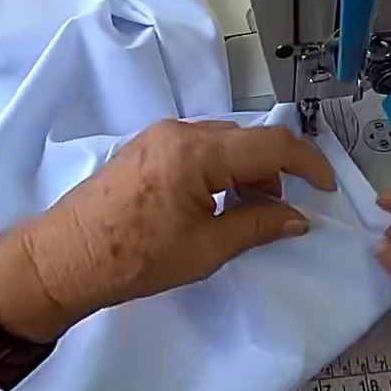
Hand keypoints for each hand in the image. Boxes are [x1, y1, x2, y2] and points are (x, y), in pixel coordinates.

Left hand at [0, 120, 335, 342]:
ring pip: (221, 143)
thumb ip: (258, 225)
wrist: (65, 258)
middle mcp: (177, 131)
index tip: (325, 188)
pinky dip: (216, 170)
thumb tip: (297, 218)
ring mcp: (156, 136)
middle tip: (277, 213)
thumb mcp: (205, 248)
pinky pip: (195, 149)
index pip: (271, 143)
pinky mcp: (143, 148)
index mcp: (196, 151)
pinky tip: (211, 204)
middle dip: (272, 172)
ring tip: (242, 214)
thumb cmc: (133, 259)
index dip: (308, 163)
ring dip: (243, 171)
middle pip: (245, 140)